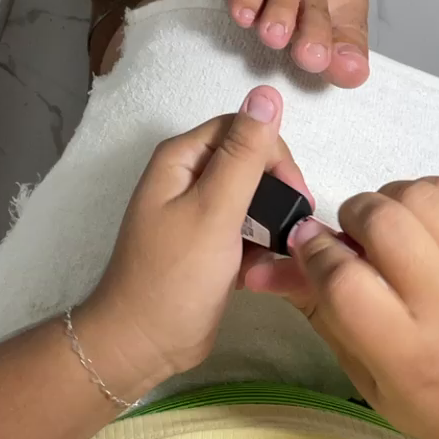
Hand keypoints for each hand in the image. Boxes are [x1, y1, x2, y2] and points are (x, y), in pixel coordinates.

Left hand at [75, 86, 311, 393]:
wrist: (144, 345)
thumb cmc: (175, 276)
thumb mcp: (214, 210)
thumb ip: (244, 154)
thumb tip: (267, 93)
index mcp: (181, 158)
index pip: (241, 128)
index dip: (272, 152)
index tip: (294, 192)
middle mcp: (187, 176)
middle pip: (249, 159)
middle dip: (276, 188)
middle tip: (294, 224)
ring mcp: (197, 211)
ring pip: (252, 196)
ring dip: (272, 219)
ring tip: (283, 249)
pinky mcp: (209, 241)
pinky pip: (246, 226)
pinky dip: (260, 242)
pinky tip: (266, 266)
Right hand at [247, 176, 438, 438]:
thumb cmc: (429, 403)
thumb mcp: (362, 372)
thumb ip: (316, 308)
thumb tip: (260, 266)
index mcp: (406, 351)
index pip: (346, 280)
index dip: (316, 253)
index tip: (307, 247)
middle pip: (387, 224)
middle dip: (353, 216)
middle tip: (352, 238)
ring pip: (422, 195)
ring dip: (389, 199)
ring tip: (386, 227)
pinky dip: (425, 193)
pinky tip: (417, 220)